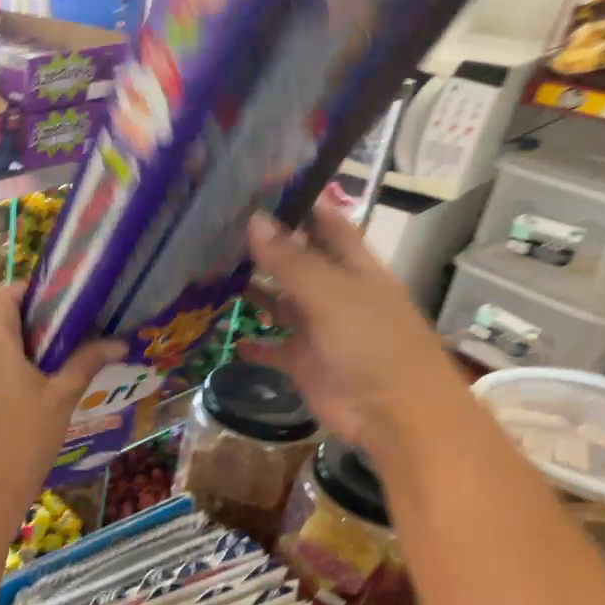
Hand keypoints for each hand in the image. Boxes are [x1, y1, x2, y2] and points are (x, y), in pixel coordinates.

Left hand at [0, 283, 124, 512]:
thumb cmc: (27, 438)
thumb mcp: (63, 397)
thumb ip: (87, 362)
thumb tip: (118, 342)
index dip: (24, 289)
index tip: (56, 299)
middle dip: (28, 314)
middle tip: (65, 325)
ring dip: (20, 339)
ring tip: (58, 352)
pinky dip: (10, 360)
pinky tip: (39, 380)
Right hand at [241, 209, 471, 452]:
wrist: (394, 413)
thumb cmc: (373, 344)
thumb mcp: (330, 295)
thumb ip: (290, 261)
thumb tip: (253, 220)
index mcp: (355, 269)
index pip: (327, 226)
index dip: (300, 207)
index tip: (259, 190)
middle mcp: (336, 294)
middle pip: (298, 264)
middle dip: (265, 249)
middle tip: (217, 232)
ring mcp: (320, 330)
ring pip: (281, 304)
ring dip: (254, 294)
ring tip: (211, 277)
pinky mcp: (304, 364)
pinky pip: (274, 349)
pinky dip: (254, 344)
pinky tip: (228, 337)